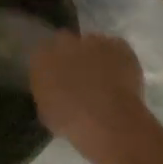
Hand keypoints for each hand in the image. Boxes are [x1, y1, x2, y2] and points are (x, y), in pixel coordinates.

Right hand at [29, 32, 148, 159]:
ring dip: (96, 57)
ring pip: (93, 44)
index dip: (52, 67)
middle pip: (66, 43)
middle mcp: (65, 43)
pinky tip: (120, 77)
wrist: (107, 121)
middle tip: (80, 77)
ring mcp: (94, 41)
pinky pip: (116, 49)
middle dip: (72, 56)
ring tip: (104, 79)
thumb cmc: (70, 122)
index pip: (43, 55)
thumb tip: (53, 90)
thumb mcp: (46, 111)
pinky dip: (118, 60)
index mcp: (41, 59)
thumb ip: (47, 92)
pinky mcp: (119, 45)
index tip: (58, 80)